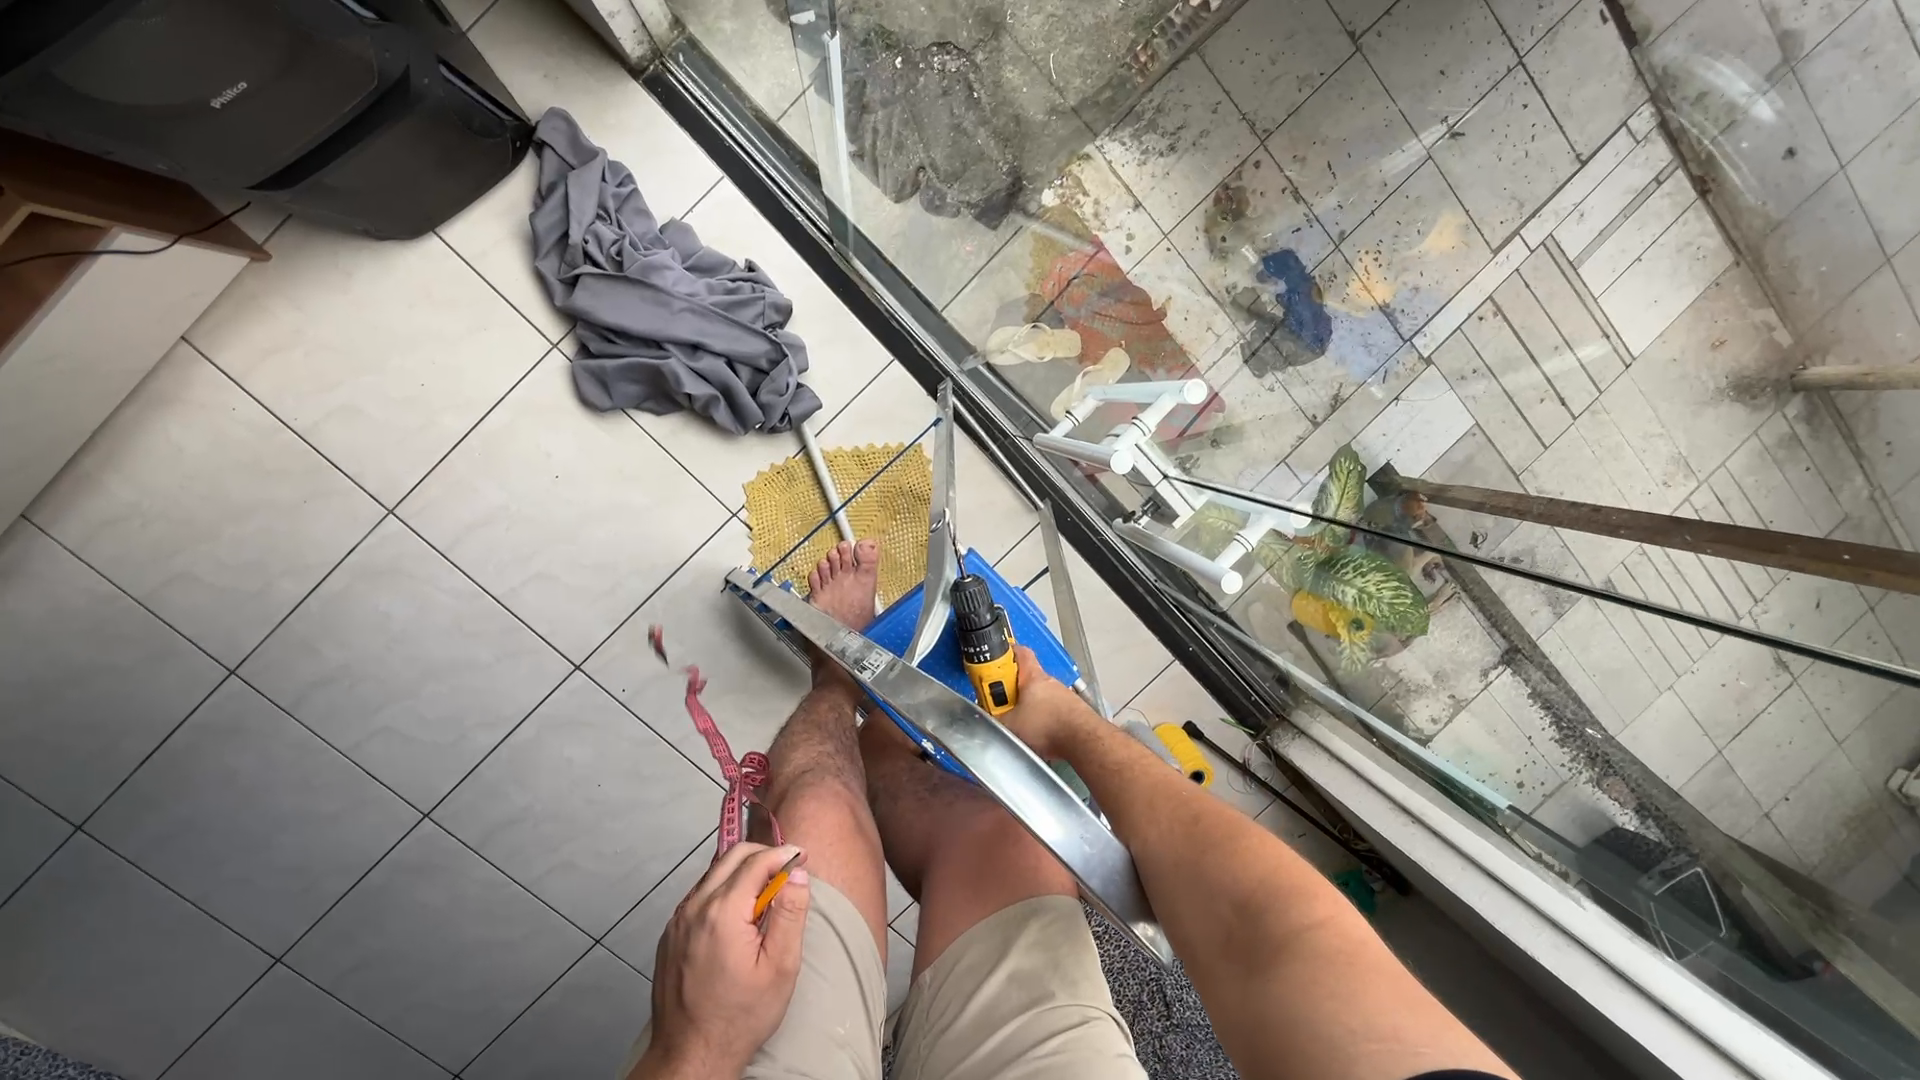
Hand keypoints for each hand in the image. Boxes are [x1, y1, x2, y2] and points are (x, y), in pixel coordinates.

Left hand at [635, 843, 810, 1079]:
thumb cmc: (741, 1016)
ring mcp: (678, 920)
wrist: (690, 1055)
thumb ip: (790, 914)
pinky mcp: (670, 935)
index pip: (756, 860)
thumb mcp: (780, 967)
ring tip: (766, 895)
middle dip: (763, 855)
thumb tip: (797, 873)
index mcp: (723, 912)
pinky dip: (723, 890)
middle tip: (787, 871)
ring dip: (742, 872)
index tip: (804, 857)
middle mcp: (695, 907)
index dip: (784, 854)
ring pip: (713, 873)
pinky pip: (700, 895)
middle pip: (732, 856)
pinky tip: (739, 916)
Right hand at [996, 645, 1101, 759]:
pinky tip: (1039, 734)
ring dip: (1028, 705)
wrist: (1083, 741)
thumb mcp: (1010, 725)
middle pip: (1026, 677)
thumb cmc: (1051, 727)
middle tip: (1000, 703)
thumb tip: (984, 718)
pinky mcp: (1071, 711)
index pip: (1019, 652)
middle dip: (1011, 689)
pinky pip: (1051, 709)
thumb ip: (994, 718)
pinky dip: (1042, 718)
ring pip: (1039, 695)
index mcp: (1033, 677)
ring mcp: (1063, 695)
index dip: (1005, 653)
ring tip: (1020, 724)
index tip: (994, 662)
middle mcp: (1050, 682)